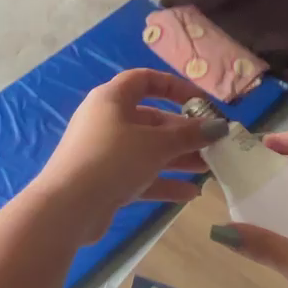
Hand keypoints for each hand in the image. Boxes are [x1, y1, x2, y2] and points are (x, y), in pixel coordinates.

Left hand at [30, 69, 225, 243]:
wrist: (68, 207)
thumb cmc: (113, 160)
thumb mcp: (156, 144)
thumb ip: (189, 135)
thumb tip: (219, 127)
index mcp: (112, 99)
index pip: (145, 80)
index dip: (174, 87)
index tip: (201, 103)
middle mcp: (106, 120)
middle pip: (151, 120)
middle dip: (183, 132)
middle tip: (213, 145)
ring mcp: (104, 152)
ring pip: (147, 150)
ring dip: (178, 158)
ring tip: (209, 169)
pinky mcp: (105, 180)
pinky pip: (139, 176)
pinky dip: (162, 182)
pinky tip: (190, 194)